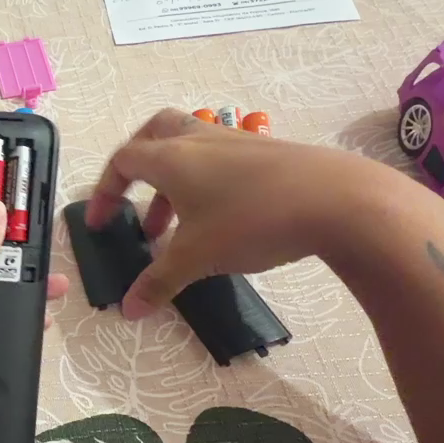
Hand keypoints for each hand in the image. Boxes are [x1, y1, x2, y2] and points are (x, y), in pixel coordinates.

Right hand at [84, 108, 438, 317]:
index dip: (103, 191)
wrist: (343, 202)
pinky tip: (217, 218)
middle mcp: (201, 140)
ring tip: (173, 224)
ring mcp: (239, 142)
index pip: (122, 161)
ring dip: (172, 180)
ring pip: (190, 147)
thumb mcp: (196, 259)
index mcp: (173, 158)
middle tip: (132, 195)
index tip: (100, 223)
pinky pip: (221, 157)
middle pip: (155, 132)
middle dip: (136, 164)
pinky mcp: (270, 153)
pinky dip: (205, 182)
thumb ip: (157, 283)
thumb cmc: (252, 222)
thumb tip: (128, 310)